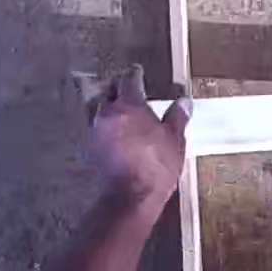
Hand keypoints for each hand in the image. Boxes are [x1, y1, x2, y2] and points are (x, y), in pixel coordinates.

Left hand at [83, 64, 189, 213]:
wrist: (130, 198)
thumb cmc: (155, 168)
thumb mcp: (174, 141)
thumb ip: (177, 118)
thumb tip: (184, 102)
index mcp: (129, 105)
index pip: (130, 78)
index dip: (135, 74)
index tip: (138, 72)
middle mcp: (107, 113)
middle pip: (105, 90)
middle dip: (114, 87)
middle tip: (122, 88)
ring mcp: (93, 132)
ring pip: (93, 109)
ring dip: (102, 106)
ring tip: (110, 109)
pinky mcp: (88, 150)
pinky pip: (90, 131)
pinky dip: (98, 129)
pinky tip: (105, 134)